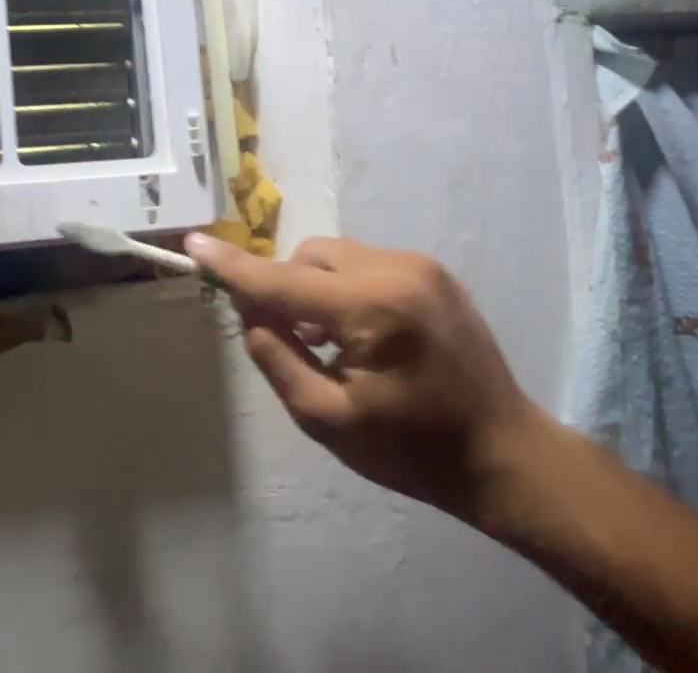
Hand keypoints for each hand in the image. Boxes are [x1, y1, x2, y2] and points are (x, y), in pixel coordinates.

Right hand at [186, 233, 548, 523]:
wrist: (504, 454)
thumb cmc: (412, 450)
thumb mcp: (326, 419)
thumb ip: (276, 357)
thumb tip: (249, 310)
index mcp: (372, 309)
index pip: (282, 281)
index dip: (232, 266)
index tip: (194, 244)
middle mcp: (397, 270)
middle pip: (308, 258)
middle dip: (285, 290)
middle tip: (291, 342)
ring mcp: (421, 266)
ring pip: (335, 257)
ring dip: (315, 290)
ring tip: (331, 344)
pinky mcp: (433, 272)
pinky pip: (364, 264)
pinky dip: (345, 290)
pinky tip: (362, 335)